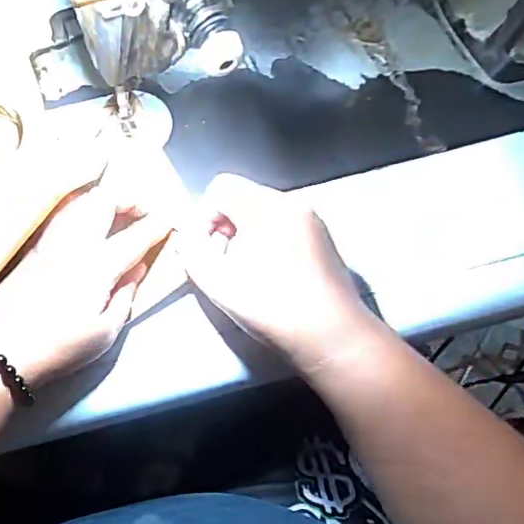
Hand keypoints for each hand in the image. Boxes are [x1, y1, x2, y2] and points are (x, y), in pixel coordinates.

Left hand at [0, 182, 171, 387]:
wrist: (0, 348)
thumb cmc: (58, 348)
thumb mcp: (104, 333)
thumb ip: (124, 296)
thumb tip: (136, 270)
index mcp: (99, 265)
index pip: (136, 235)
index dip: (157, 226)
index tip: (169, 222)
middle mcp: (74, 243)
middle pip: (104, 200)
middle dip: (128, 199)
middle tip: (141, 212)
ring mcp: (48, 242)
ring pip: (78, 202)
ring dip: (101, 200)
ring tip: (112, 213)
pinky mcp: (30, 249)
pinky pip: (59, 216)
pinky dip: (77, 210)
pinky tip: (80, 224)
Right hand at [175, 173, 379, 374]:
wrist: (332, 335)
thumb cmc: (271, 308)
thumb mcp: (216, 283)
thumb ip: (192, 253)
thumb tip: (191, 238)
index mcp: (266, 207)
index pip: (219, 188)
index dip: (202, 217)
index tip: (203, 249)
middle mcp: (292, 202)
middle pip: (242, 195)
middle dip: (223, 224)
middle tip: (219, 260)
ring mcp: (312, 218)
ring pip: (264, 210)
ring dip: (244, 232)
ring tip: (243, 269)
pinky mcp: (322, 236)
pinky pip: (284, 223)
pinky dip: (268, 239)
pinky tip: (270, 273)